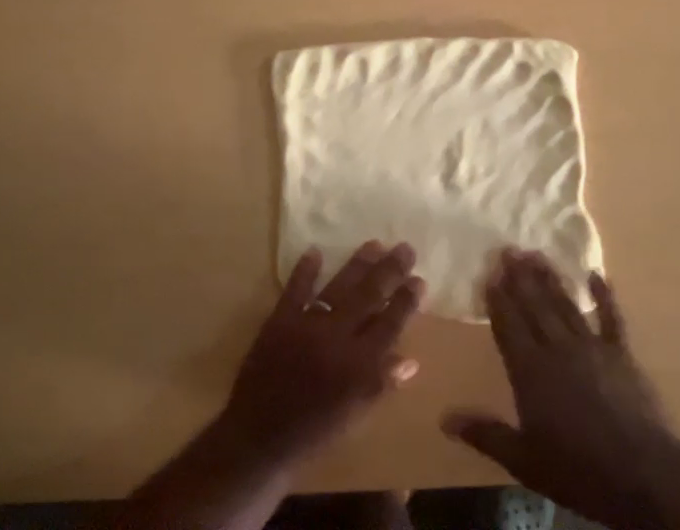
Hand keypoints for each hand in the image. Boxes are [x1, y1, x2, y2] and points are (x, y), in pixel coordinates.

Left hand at [220, 241, 424, 462]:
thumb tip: (411, 360)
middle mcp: (337, 339)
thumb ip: (382, 385)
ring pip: (338, 288)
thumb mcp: (356, 416)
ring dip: (357, 265)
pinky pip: (295, 290)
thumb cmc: (314, 431)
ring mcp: (307, 326)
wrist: (261, 436)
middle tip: (405, 248)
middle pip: (369, 297)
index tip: (419, 279)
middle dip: (389, 271)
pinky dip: (305, 271)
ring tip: (374, 244)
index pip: (390, 324)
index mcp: (360, 365)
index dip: (406, 301)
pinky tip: (315, 251)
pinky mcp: (279, 321)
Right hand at [444, 251, 679, 529]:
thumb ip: (485, 434)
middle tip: (509, 248)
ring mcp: (592, 348)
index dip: (497, 298)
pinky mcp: (622, 355)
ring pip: (565, 305)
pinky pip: (611, 318)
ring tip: (536, 254)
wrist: (642, 473)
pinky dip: (604, 295)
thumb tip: (444, 419)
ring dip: (550, 279)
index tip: (489, 271)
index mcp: (530, 371)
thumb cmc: (577, 469)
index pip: (508, 325)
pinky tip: (596, 274)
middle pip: (534, 307)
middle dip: (520, 277)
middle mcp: (557, 350)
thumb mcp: (523, 459)